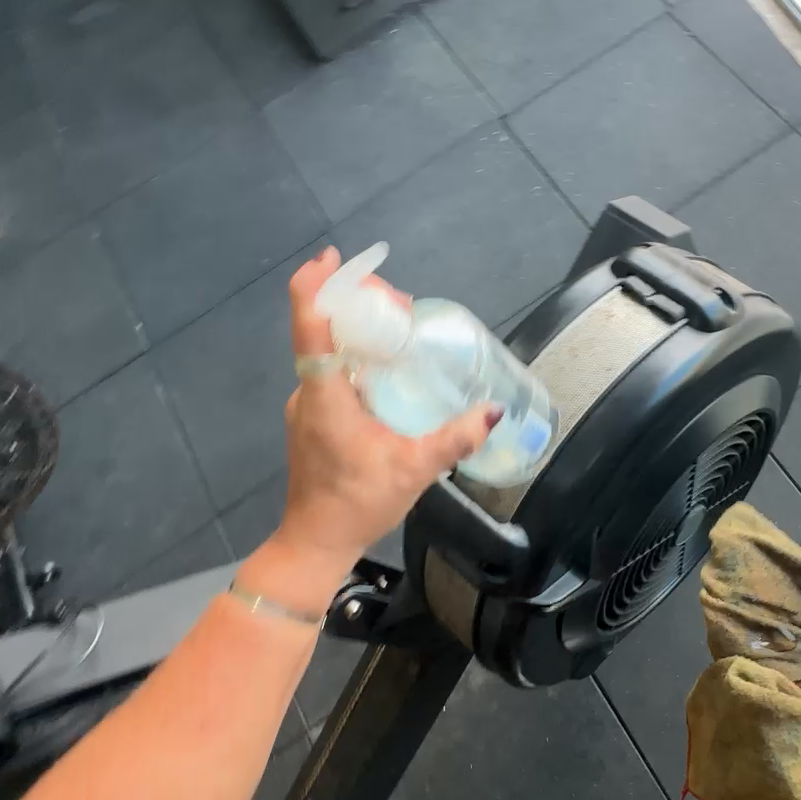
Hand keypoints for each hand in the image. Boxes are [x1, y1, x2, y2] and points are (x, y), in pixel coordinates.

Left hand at [271, 247, 498, 565]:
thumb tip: (493, 410)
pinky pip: (331, 373)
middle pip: (323, 329)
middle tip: (400, 306)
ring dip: (358, 332)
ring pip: (328, 352)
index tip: (337, 258)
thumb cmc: (357, 503)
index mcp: (325, 395)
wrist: (317, 541)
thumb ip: (455, 439)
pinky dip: (356, 358)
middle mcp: (309, 392)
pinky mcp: (313, 419)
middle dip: (357, 305)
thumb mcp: (415, 469)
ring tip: (401, 331)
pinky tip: (387, 370)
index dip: (318, 284)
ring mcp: (307, 406)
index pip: (310, 325)